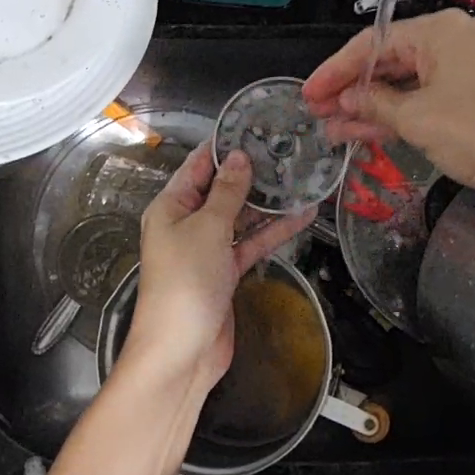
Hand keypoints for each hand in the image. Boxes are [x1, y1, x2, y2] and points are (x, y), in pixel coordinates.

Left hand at [121, 145, 315, 400]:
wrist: (182, 350)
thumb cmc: (186, 281)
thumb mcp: (207, 228)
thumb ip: (226, 192)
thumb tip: (238, 156)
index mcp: (170, 207)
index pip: (198, 166)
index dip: (224, 145)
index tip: (255, 125)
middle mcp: (186, 224)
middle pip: (221, 190)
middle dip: (252, 173)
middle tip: (289, 149)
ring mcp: (208, 249)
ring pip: (241, 218)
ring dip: (268, 203)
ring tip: (302, 177)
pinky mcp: (226, 272)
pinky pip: (251, 244)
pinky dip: (273, 232)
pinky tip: (303, 216)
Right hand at [302, 10, 474, 210]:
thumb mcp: (418, 121)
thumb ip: (375, 105)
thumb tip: (348, 98)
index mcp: (443, 30)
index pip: (373, 43)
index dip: (335, 71)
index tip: (307, 97)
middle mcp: (463, 38)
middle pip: (394, 60)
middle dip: (355, 91)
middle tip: (320, 117)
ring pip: (415, 82)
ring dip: (377, 107)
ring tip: (339, 132)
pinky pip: (436, 97)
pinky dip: (407, 114)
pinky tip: (379, 133)